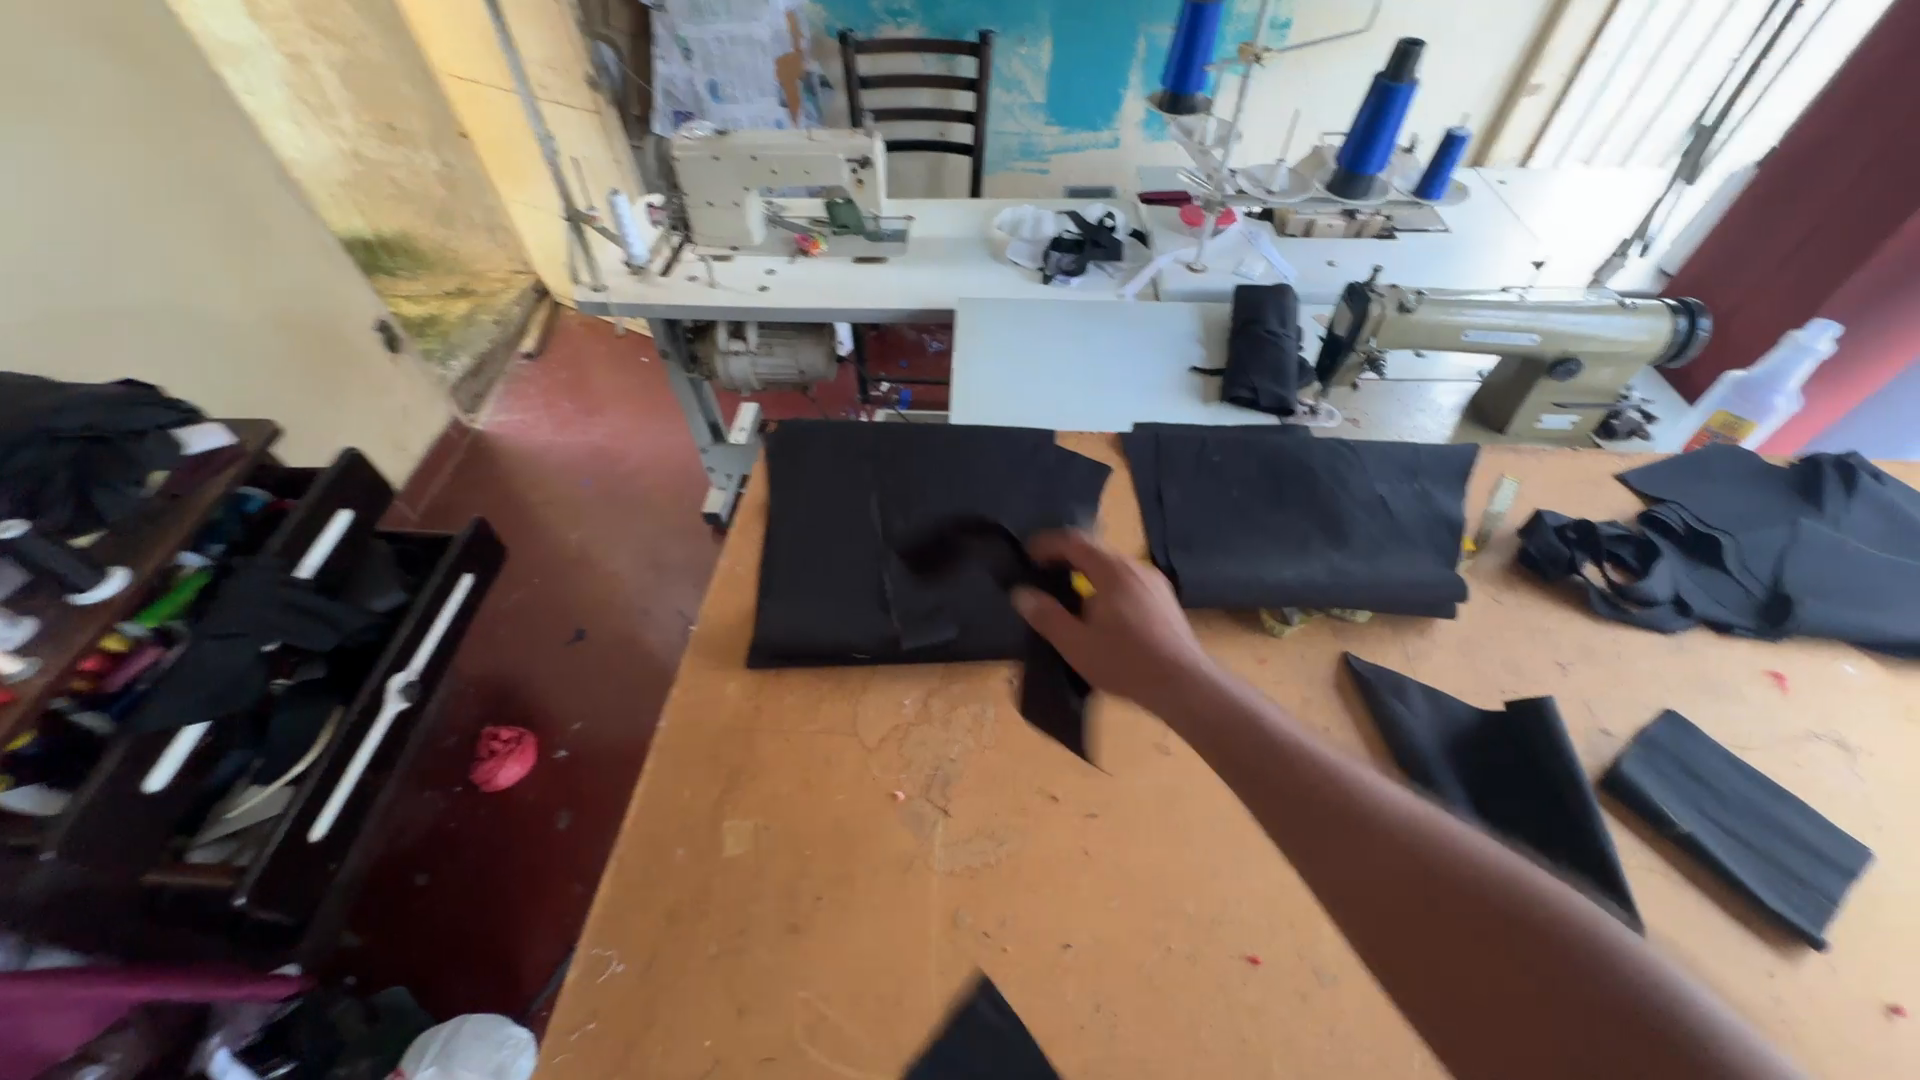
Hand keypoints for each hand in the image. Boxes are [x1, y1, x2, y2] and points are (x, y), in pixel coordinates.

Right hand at [1011, 530, 1218, 716]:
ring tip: (1070, 601)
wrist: (1183, 684)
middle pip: (1095, 552)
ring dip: (1088, 577)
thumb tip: (1022, 594)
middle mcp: (1136, 568)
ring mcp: (1155, 583)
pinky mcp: (1165, 601)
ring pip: (1114, 569)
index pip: (1074, 542)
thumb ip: (1047, 616)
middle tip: (1043, 577)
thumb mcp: (1076, 644)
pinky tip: (1103, 617)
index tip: (1027, 556)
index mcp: (1113, 571)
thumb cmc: (1126, 663)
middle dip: (1066, 561)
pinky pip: (1129, 583)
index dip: (1047, 545)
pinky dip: (1108, 588)